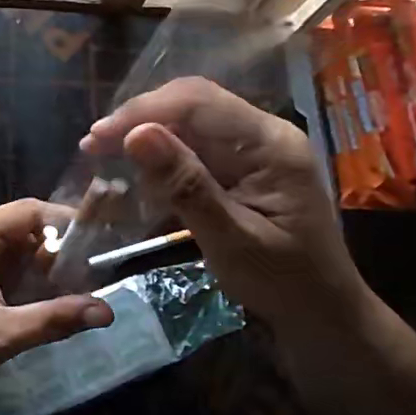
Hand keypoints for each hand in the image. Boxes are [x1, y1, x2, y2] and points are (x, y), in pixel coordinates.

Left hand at [0, 199, 112, 406]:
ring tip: (89, 281)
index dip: (64, 219)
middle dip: (61, 245)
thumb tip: (108, 311)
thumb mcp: (0, 335)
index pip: (26, 211)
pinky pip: (9, 270)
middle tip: (99, 266)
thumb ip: (53, 320)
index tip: (100, 238)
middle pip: (24, 228)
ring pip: (19, 250)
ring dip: (49, 264)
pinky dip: (33, 279)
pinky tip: (59, 296)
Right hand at [80, 77, 364, 323]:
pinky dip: (162, 153)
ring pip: (190, 120)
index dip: (142, 112)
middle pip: (193, 103)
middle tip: (93, 146)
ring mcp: (255, 147)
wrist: (322, 312)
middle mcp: (264, 133)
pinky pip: (196, 144)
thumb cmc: (282, 281)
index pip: (199, 103)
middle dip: (140, 118)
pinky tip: (139, 170)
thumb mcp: (230, 239)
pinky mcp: (244, 164)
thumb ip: (185, 186)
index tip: (96, 138)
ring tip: (105, 155)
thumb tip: (136, 134)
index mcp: (271, 144)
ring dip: (146, 133)